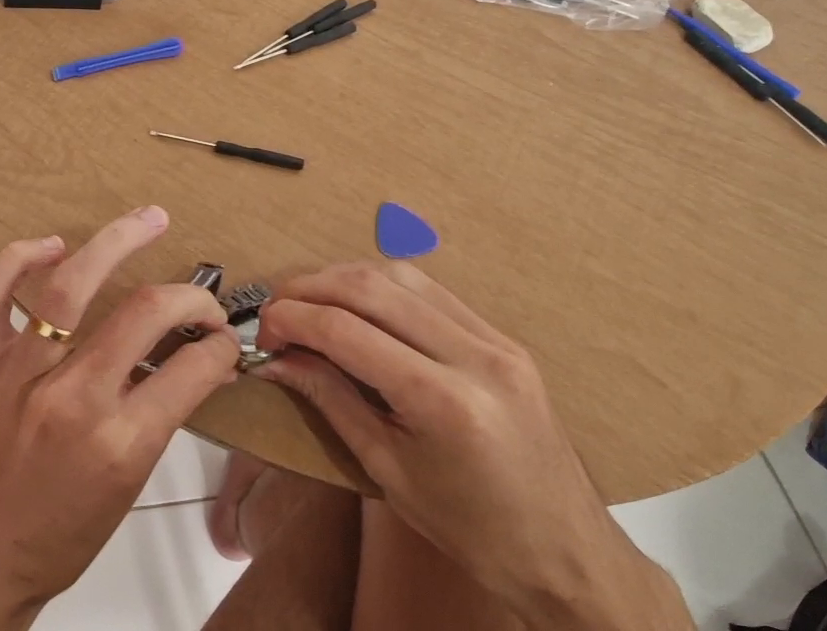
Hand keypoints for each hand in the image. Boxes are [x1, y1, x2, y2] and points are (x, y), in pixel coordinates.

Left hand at [0, 206, 239, 630]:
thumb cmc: (62, 532)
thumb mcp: (130, 485)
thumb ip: (161, 417)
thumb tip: (197, 363)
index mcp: (119, 442)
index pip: (190, 369)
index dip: (220, 345)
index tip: (224, 339)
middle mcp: (72, 400)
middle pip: (142, 314)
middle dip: (189, 296)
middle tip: (203, 298)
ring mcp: (22, 375)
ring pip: (67, 288)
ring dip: (114, 243)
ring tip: (148, 218)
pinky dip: (18, 260)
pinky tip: (52, 246)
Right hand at [254, 261, 691, 629]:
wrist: (565, 550)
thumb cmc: (469, 528)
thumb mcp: (385, 468)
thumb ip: (329, 399)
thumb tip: (277, 357)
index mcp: (443, 401)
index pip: (346, 330)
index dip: (291, 320)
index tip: (261, 332)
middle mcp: (475, 356)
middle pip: (371, 287)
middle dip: (309, 288)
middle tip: (275, 310)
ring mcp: (496, 341)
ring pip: (400, 275)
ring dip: (342, 278)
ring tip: (307, 301)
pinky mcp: (503, 338)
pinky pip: (430, 291)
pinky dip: (381, 288)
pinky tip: (356, 306)